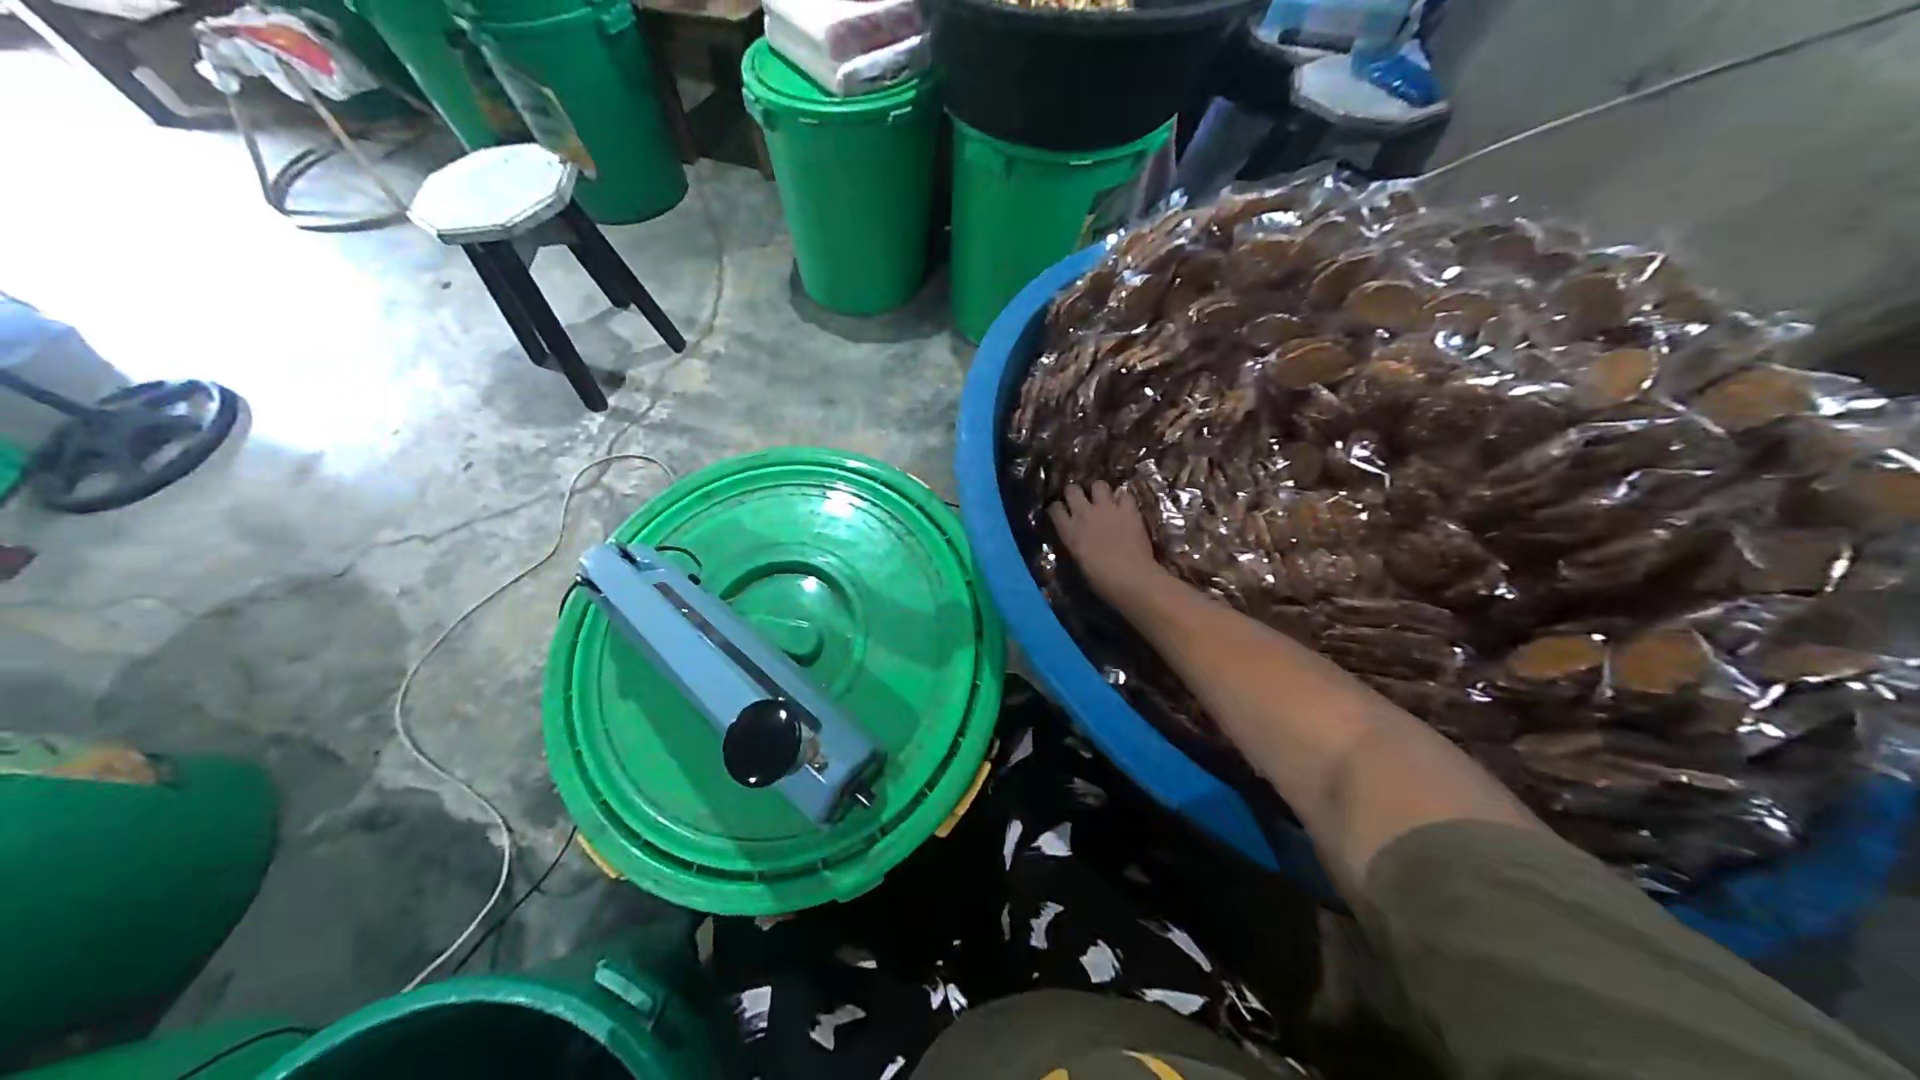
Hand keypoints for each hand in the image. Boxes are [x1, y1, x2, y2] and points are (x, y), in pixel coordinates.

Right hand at [1047, 482, 1163, 605]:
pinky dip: (1123, 499)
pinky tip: (1125, 506)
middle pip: (1072, 489)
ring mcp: (1107, 508)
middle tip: (1082, 501)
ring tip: (1105, 500)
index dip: (1058, 509)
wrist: (1130, 577)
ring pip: (1098, 484)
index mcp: (1069, 531)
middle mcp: (1084, 513)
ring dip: (1100, 491)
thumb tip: (1079, 539)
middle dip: (1075, 493)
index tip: (1062, 512)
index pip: (1055, 509)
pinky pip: (1124, 494)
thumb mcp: (1079, 561)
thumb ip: (1076, 544)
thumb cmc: (1101, 580)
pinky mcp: (1128, 508)